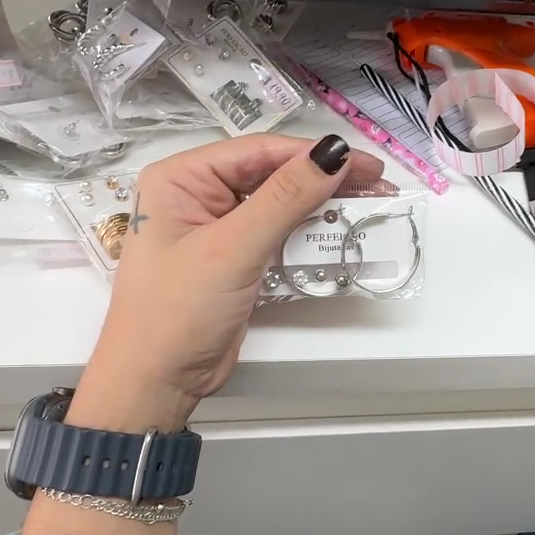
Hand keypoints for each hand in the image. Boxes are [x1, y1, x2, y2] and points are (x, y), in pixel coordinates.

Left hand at [65, 134, 385, 434]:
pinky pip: (278, 235)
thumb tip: (333, 154)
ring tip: (369, 205)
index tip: (366, 165)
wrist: (156, 382)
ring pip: (280, 205)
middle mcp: (197, 195)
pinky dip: (308, 235)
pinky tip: (339, 231)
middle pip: (272, 175)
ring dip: (322, 207)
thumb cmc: (179, 311)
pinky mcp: (235, 259)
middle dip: (324, 179)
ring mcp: (217, 229)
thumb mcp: (234, 249)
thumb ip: (285, 198)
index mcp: (182, 178)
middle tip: (378, 185)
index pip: (259, 152)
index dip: (314, 154)